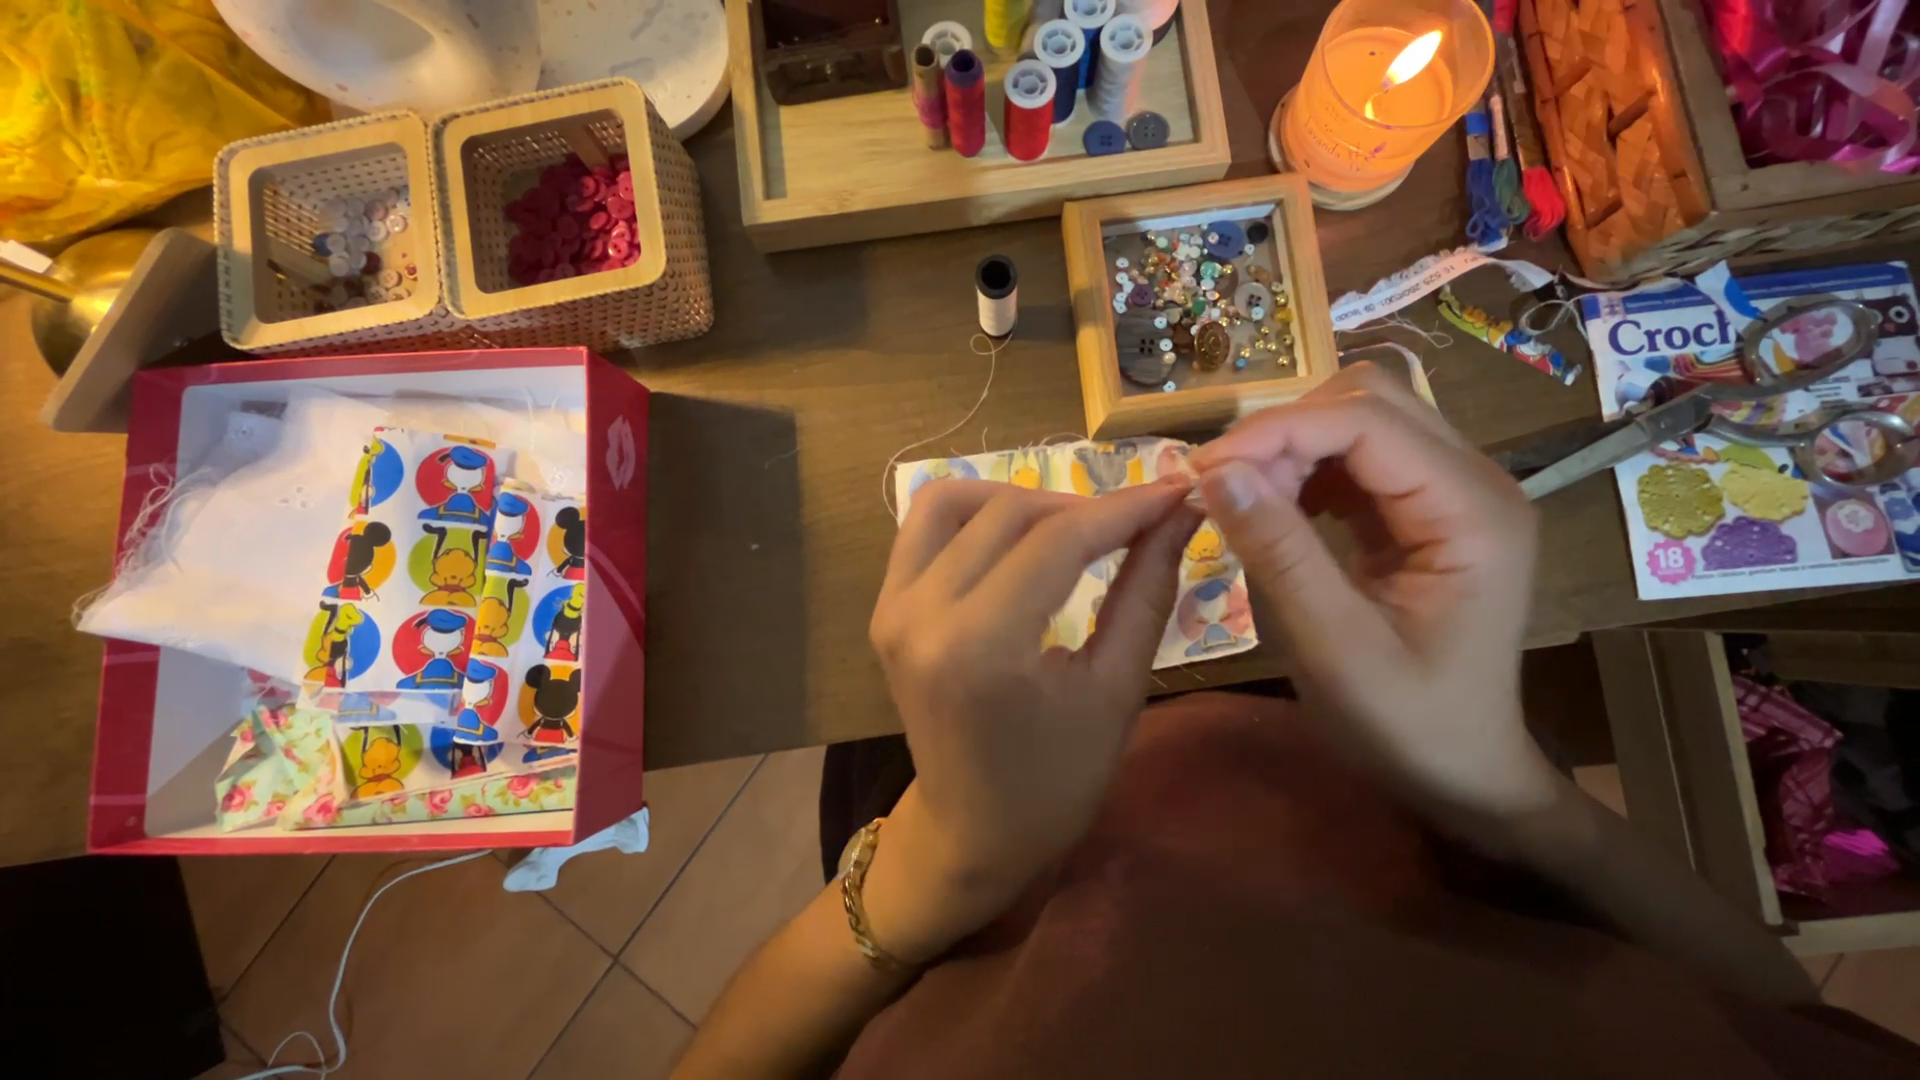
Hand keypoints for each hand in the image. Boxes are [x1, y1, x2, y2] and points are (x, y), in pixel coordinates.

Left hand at [862, 476, 1199, 959]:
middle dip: (1082, 506)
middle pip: (1009, 513)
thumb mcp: (1116, 689)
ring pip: (955, 502)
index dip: (1123, 509)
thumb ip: (1147, 591)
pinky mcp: (884, 608)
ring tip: (1072, 530)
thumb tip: (1179, 515)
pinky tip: (1017, 540)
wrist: (973, 829)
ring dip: (1021, 501)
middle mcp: (923, 614)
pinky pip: (925, 527)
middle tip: (1134, 521)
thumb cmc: (1058, 778)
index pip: (1058, 542)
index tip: (1174, 492)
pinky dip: (975, 515)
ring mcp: (892, 607)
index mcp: (983, 646)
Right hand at [1189, 363, 1557, 830]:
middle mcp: (1472, 483)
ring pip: (1359, 420)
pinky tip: (1272, 509)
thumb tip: (1215, 471)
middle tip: (1222, 485)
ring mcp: (1448, 493)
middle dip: (1284, 430)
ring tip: (1242, 498)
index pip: (1369, 422)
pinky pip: (1353, 459)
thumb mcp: (1333, 646)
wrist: (1459, 770)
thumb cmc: (1405, 724)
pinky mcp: (1420, 511)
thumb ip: (1279, 552)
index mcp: (1471, 512)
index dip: (1278, 430)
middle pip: (1370, 401)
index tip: (1203, 469)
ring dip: (1290, 446)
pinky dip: (1301, 470)